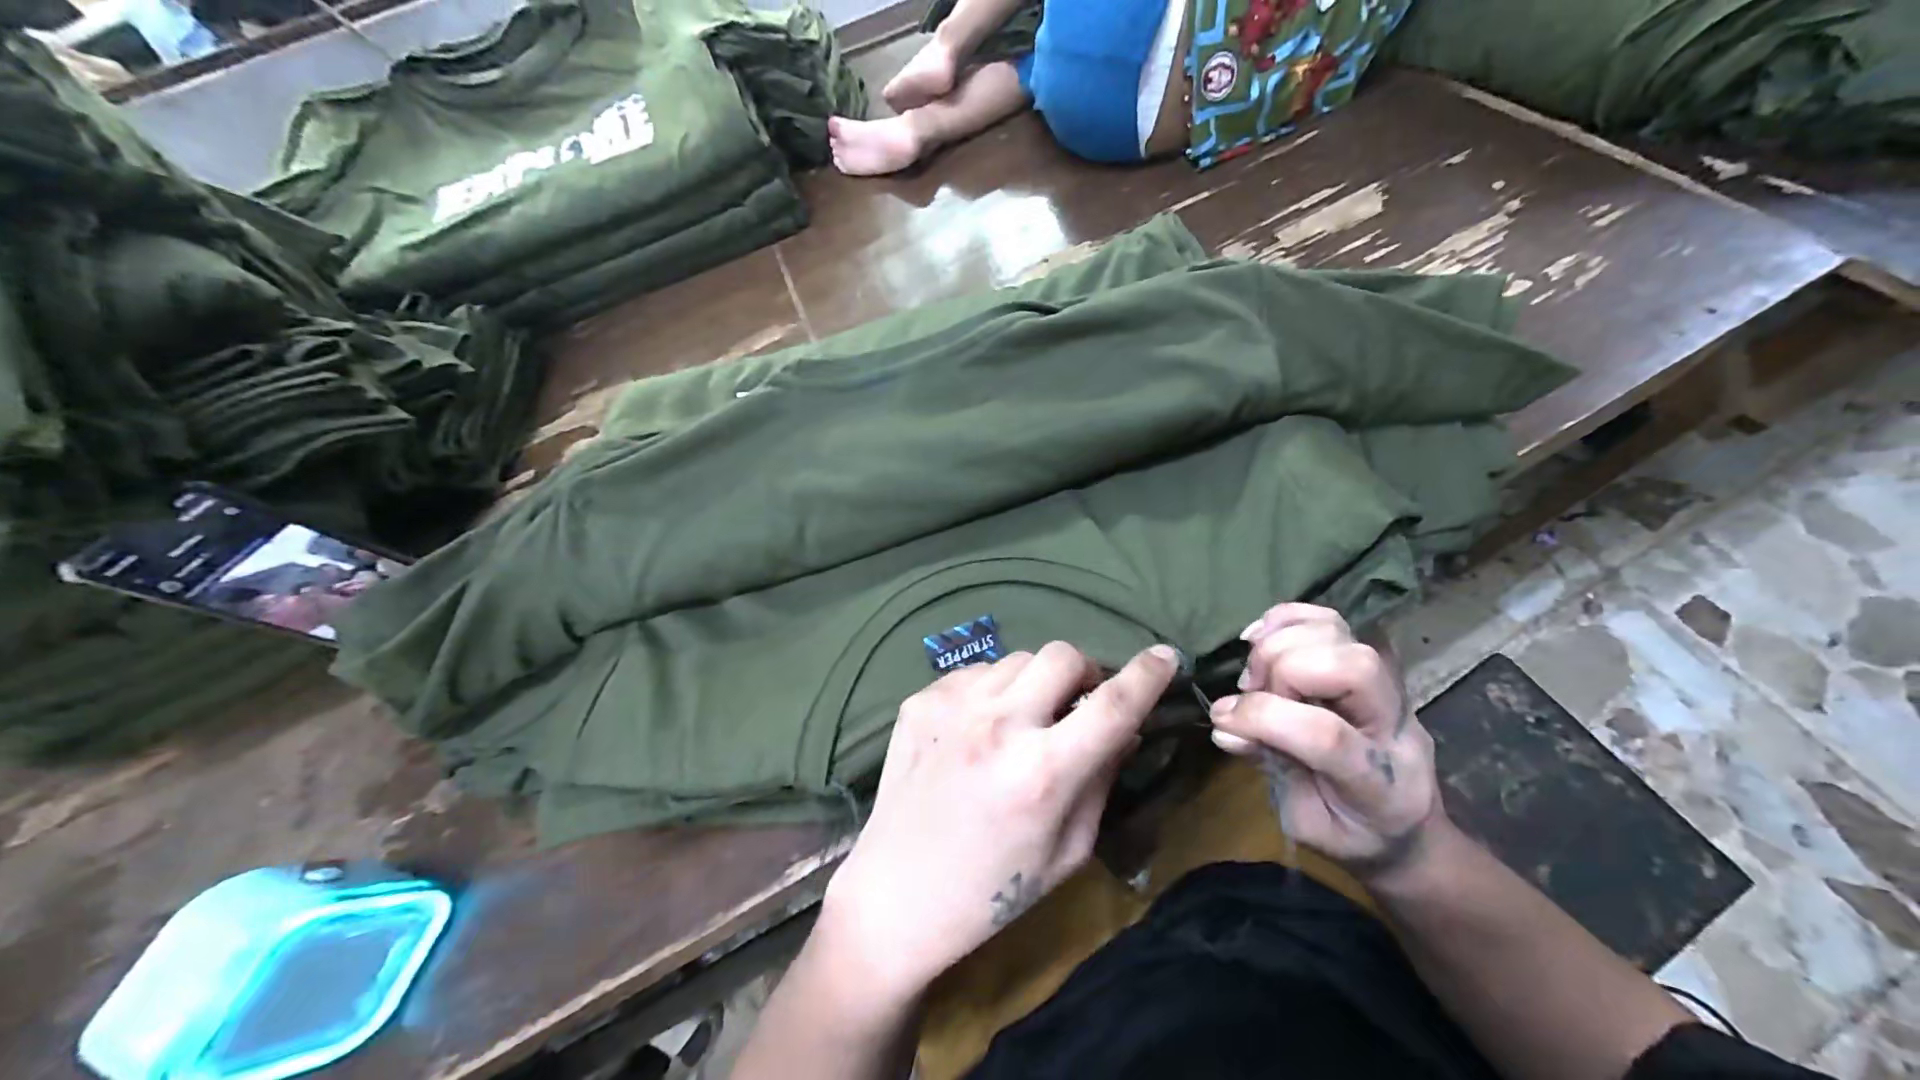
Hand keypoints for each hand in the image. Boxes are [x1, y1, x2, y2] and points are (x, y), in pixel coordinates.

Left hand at [820, 642, 1178, 998]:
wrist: (897, 894)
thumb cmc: (993, 891)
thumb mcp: (1067, 851)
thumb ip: (1101, 781)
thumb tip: (1127, 728)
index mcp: (1043, 773)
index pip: (1113, 704)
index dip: (1147, 675)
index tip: (1165, 656)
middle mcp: (998, 726)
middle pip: (1063, 655)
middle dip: (1085, 673)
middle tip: (1079, 703)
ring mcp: (952, 708)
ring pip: (1018, 658)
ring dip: (1036, 682)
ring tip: (1023, 721)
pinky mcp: (920, 702)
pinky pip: (976, 672)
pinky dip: (993, 690)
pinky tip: (980, 729)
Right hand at [1207, 603, 1444, 878]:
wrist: (1406, 825)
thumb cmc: (1351, 832)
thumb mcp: (1307, 823)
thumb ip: (1273, 773)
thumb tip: (1225, 727)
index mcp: (1381, 782)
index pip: (1327, 734)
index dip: (1265, 718)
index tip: (1223, 721)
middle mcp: (1396, 723)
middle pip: (1348, 666)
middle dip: (1280, 673)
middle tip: (1252, 695)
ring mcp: (1389, 686)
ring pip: (1337, 633)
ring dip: (1279, 645)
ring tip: (1256, 677)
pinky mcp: (1370, 661)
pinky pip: (1329, 618)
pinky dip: (1286, 618)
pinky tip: (1257, 639)